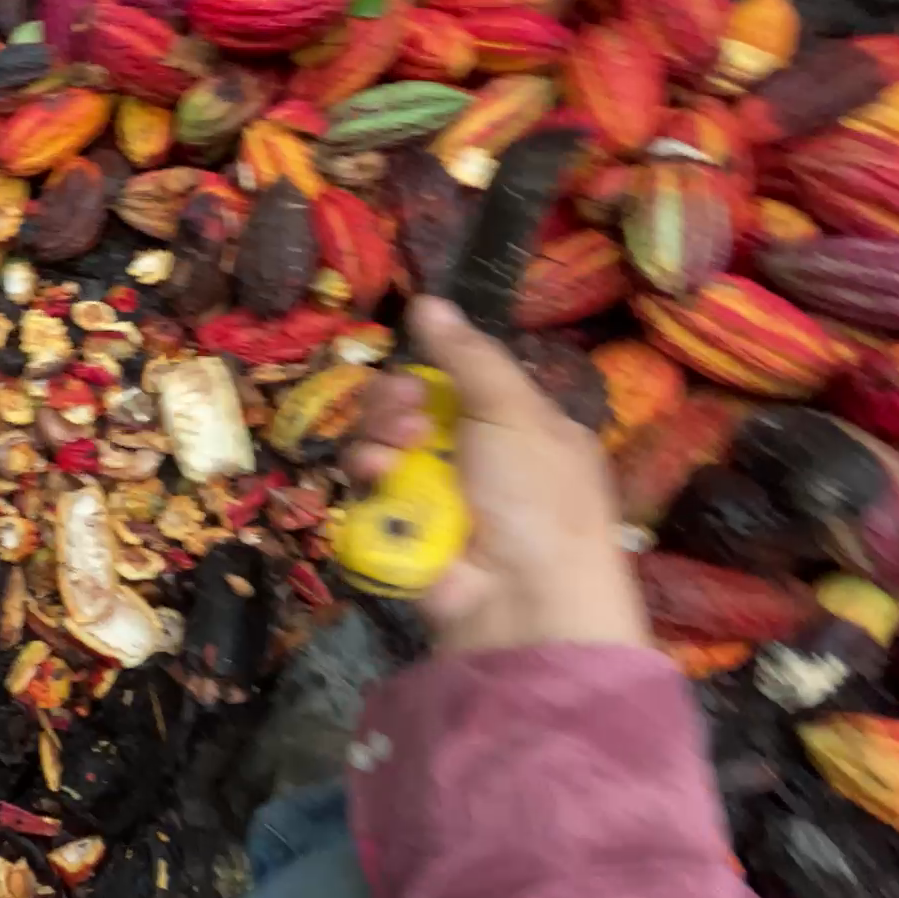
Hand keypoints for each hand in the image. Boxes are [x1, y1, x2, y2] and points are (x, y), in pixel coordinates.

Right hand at [344, 297, 649, 653]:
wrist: (520, 597)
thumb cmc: (535, 496)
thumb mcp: (514, 413)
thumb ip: (466, 357)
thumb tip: (426, 300)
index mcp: (509, 425)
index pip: (448, 382)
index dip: (424, 373)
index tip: (417, 376)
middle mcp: (464, 453)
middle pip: (401, 407)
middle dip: (393, 405)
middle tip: (406, 419)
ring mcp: (426, 489)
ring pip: (374, 440)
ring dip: (377, 438)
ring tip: (393, 456)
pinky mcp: (394, 520)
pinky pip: (363, 482)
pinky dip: (368, 476)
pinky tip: (379, 479)